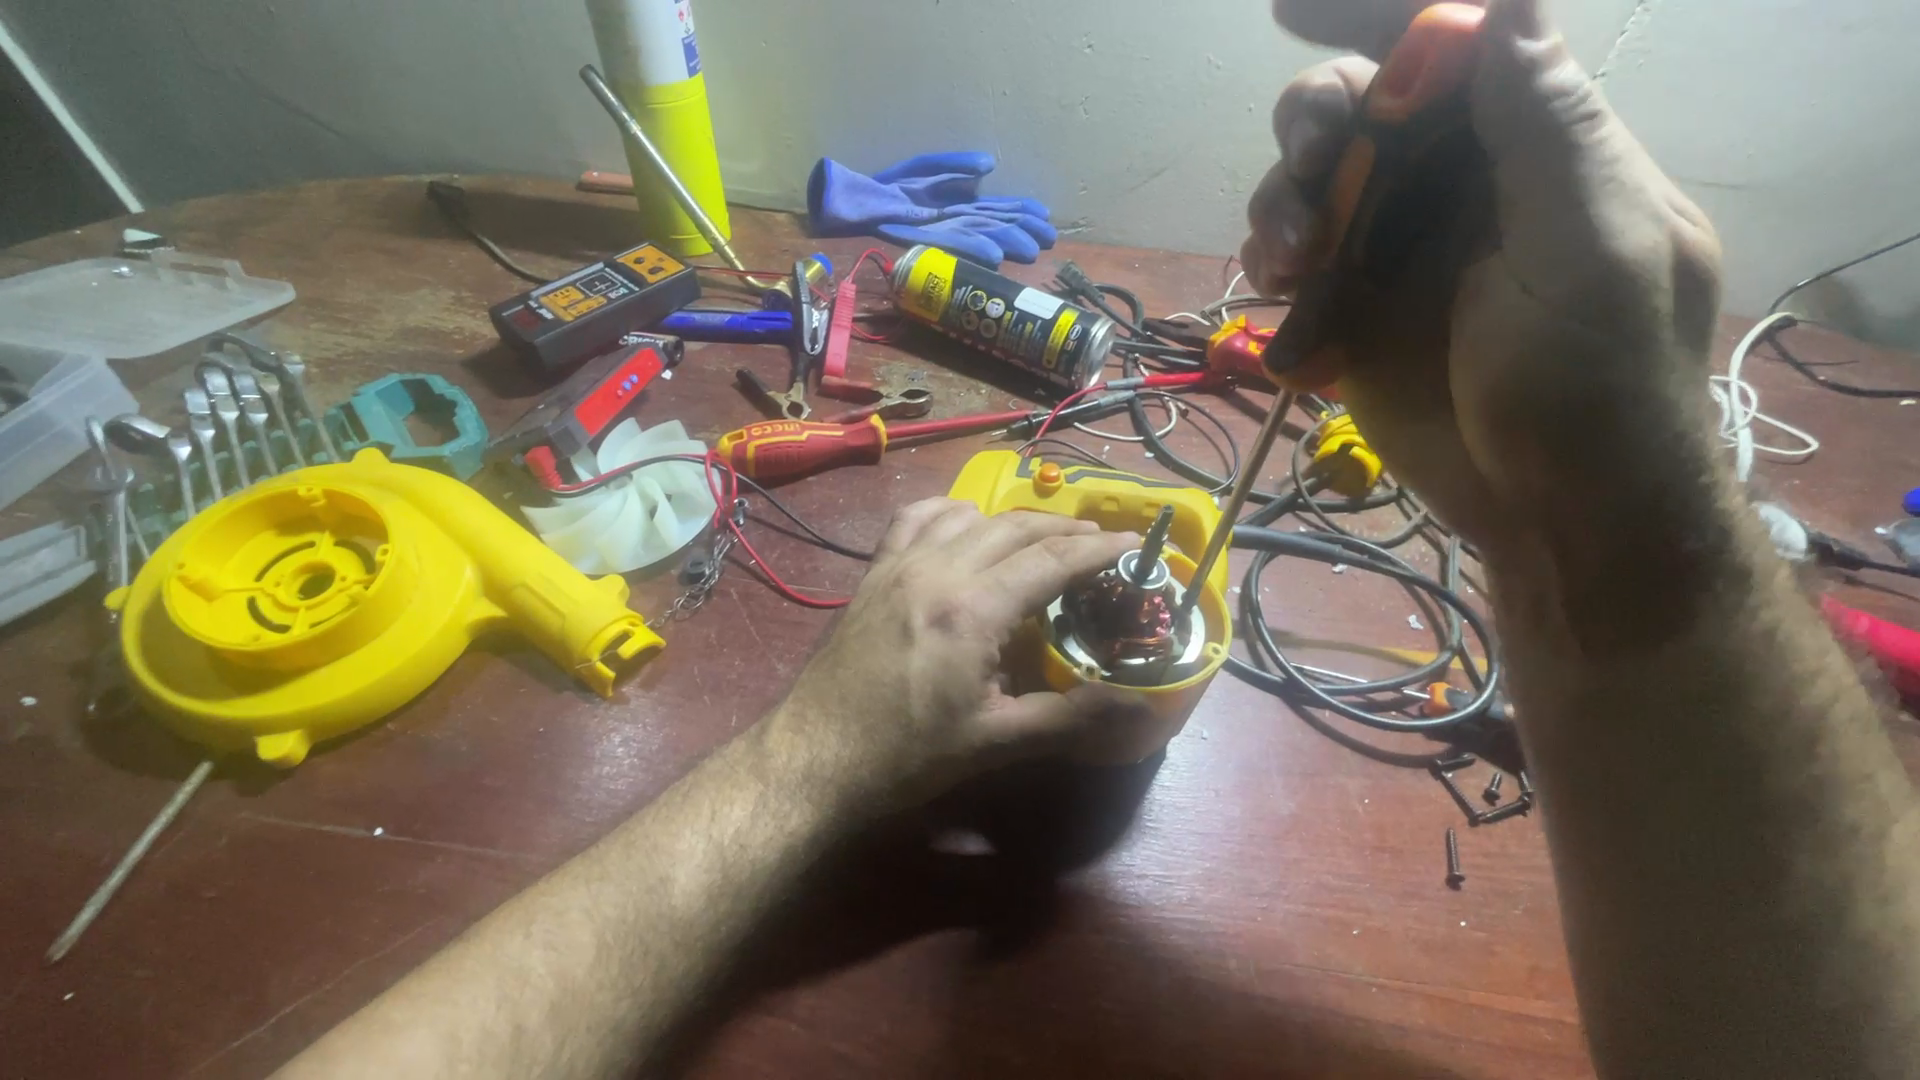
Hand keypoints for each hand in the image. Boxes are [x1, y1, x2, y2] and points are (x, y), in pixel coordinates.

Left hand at [764, 499, 1136, 810]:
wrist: (818, 756)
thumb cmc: (908, 754)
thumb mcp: (995, 740)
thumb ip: (1070, 717)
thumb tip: (1139, 708)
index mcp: (973, 609)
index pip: (1051, 560)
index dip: (1099, 549)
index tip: (1134, 543)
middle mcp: (937, 570)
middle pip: (1014, 528)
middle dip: (1064, 529)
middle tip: (1100, 542)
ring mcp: (899, 566)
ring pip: (968, 516)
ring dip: (1012, 519)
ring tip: (1042, 536)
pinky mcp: (873, 574)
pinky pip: (914, 519)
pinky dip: (949, 510)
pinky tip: (963, 521)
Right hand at [1242, 0, 1722, 570]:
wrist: (1545, 503)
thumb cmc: (1592, 382)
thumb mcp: (1594, 252)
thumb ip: (1550, 136)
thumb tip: (1501, 14)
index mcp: (1530, 151)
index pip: (1456, 50)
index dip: (1379, 21)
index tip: (1291, 9)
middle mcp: (1454, 189)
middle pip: (1359, 114)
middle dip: (1313, 124)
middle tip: (1305, 167)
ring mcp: (1395, 254)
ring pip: (1308, 193)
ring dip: (1277, 212)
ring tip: (1284, 266)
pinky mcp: (1351, 313)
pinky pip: (1290, 269)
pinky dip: (1269, 277)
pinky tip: (1279, 310)